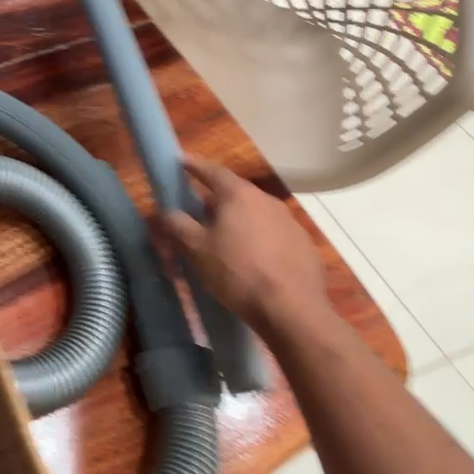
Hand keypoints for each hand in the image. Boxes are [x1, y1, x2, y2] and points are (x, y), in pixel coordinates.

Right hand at [164, 154, 332, 336]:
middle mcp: (268, 202)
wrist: (292, 311)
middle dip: (216, 200)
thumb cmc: (237, 272)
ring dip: (239, 221)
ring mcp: (291, 224)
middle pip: (236, 193)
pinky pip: (274, 236)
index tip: (181, 162)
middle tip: (198, 212)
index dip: (195, 166)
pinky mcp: (305, 248)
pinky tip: (252, 261)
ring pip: (257, 215)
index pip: (213, 171)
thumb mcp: (196, 249)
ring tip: (225, 240)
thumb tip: (167, 211)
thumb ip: (178, 224)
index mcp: (239, 196)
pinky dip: (259, 240)